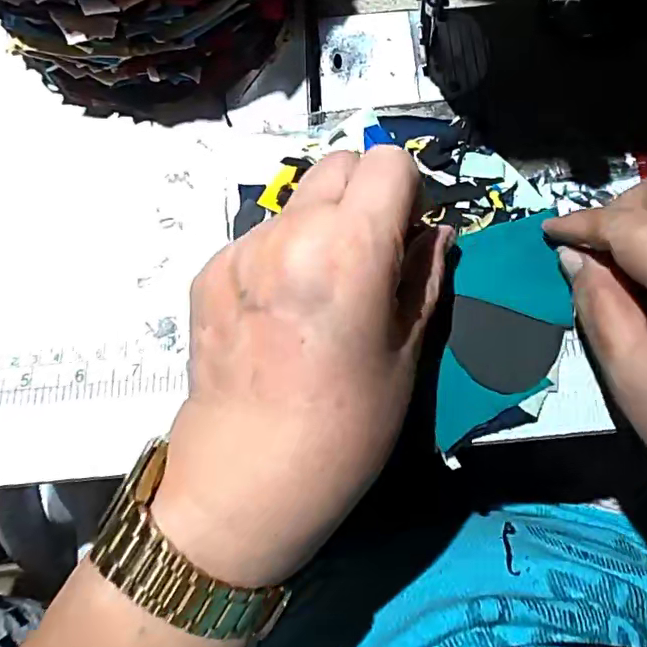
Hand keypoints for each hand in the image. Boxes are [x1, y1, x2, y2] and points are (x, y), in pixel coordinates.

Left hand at [151, 148, 449, 586]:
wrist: (243, 484)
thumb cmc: (348, 425)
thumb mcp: (408, 349)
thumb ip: (426, 275)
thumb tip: (438, 233)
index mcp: (348, 248)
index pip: (387, 162)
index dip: (409, 191)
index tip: (409, 234)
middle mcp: (290, 232)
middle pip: (341, 165)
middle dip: (368, 194)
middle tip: (375, 253)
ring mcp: (241, 249)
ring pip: (301, 198)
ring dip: (326, 220)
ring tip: (326, 286)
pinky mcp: (209, 270)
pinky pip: (266, 234)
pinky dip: (288, 250)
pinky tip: (286, 309)